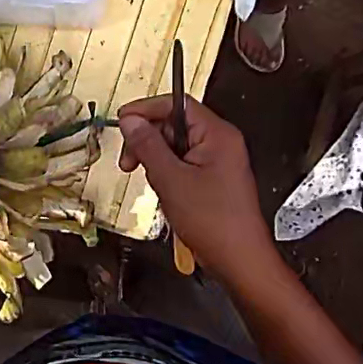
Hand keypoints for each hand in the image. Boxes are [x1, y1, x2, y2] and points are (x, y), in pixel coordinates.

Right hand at [117, 95, 282, 284]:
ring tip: (156, 185)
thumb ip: (147, 145)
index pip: (177, 104)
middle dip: (148, 142)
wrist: (238, 259)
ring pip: (174, 148)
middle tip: (130, 161)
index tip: (124, 121)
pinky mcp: (212, 179)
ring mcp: (217, 161)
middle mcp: (220, 143)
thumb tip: (130, 121)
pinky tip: (166, 194)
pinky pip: (182, 166)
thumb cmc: (215, 222)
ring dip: (157, 163)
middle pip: (173, 125)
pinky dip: (167, 176)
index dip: (146, 109)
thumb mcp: (170, 179)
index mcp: (217, 135)